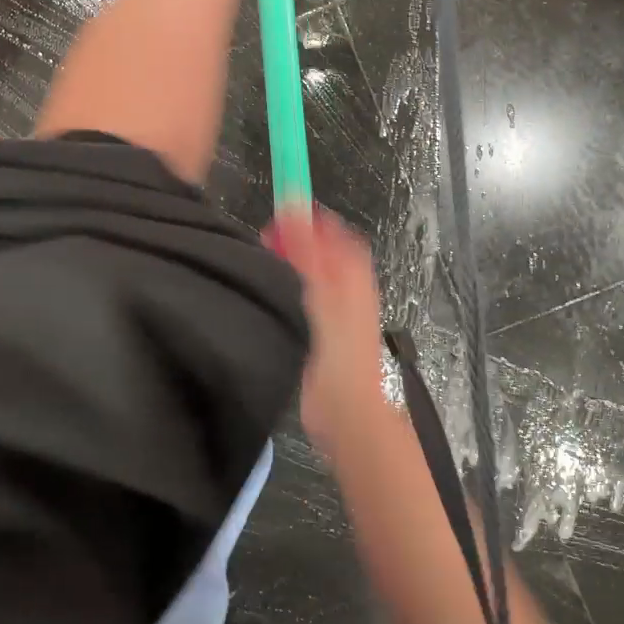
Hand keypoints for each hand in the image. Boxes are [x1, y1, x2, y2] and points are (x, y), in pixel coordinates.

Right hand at [265, 208, 387, 457]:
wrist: (348, 416)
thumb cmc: (340, 356)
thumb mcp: (323, 297)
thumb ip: (308, 255)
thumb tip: (295, 211)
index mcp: (354, 280)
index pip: (338, 237)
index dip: (315, 220)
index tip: (287, 207)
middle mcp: (350, 293)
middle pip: (329, 254)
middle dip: (304, 238)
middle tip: (271, 231)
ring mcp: (338, 316)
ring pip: (319, 275)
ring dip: (298, 260)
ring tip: (269, 251)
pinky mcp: (324, 337)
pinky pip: (309, 298)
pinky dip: (294, 285)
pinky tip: (275, 289)